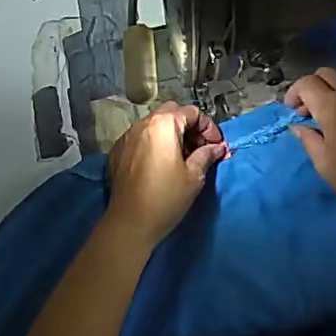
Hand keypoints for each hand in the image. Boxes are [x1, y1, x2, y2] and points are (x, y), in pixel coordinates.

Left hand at [104, 102, 228, 241]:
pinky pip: (141, 138)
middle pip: (172, 113)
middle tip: (201, 149)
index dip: (209, 128)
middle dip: (190, 127)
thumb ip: (206, 155)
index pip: (192, 112)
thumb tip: (217, 148)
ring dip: (172, 135)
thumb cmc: (166, 197)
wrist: (129, 222)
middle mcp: (142, 124)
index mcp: (163, 125)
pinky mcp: (118, 151)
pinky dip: (155, 144)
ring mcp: (127, 136)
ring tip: (183, 158)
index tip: (216, 147)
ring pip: (155, 124)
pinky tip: (162, 164)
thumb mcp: (194, 176)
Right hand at [284, 67, 335, 228]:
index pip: (307, 83)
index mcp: (333, 107)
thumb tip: (299, 126)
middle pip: (326, 74)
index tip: (291, 111)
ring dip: (332, 99)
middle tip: (307, 112)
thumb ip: (308, 138)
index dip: (293, 92)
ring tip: (330, 127)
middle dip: (312, 87)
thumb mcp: (323, 162)